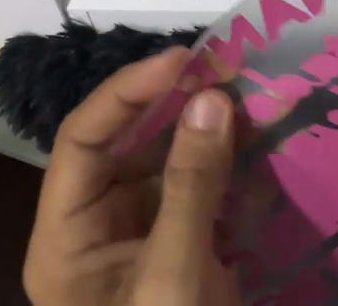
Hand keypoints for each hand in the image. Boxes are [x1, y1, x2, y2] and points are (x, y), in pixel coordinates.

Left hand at [24, 47, 240, 305]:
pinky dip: (237, 158)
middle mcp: (103, 224)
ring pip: (178, 158)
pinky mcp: (190, 245)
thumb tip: (211, 97)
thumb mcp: (170, 278)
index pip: (84, 140)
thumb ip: (190, 186)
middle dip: (183, 103)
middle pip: (134, 143)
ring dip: (217, 125)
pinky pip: (209, 185)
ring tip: (261, 93)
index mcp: (68, 236)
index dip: (129, 93)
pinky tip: (268, 135)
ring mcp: (150, 234)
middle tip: (235, 69)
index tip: (185, 60)